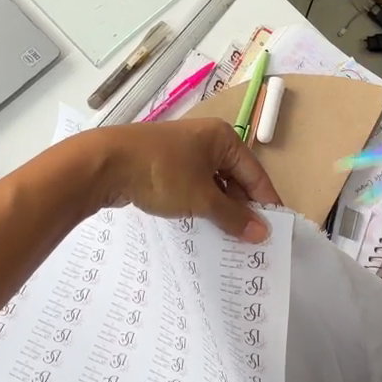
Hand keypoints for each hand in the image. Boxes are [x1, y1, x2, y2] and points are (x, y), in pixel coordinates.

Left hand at [74, 120, 283, 242]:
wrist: (106, 163)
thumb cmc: (163, 173)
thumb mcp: (202, 198)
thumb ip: (234, 217)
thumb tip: (263, 233)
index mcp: (222, 138)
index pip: (254, 173)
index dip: (265, 203)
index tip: (274, 233)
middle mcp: (206, 139)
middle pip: (234, 177)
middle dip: (241, 209)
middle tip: (250, 243)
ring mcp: (184, 151)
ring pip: (212, 184)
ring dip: (219, 209)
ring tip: (228, 241)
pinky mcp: (165, 164)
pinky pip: (192, 186)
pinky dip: (199, 205)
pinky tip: (200, 226)